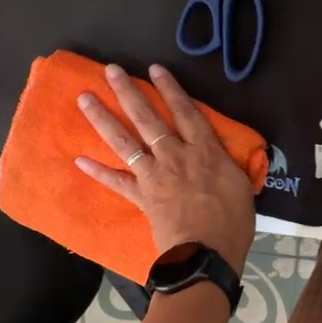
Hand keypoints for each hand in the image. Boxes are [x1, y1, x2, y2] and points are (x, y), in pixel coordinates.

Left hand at [75, 64, 255, 269]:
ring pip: (125, 142)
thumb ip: (229, 166)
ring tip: (85, 99)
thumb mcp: (242, 186)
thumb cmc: (233, 222)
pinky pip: (116, 182)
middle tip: (111, 71)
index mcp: (205, 152)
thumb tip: (225, 158)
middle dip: (129, 93)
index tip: (154, 69)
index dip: (170, 90)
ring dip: (103, 119)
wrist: (206, 253)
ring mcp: (154, 176)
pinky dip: (98, 171)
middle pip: (149, 119)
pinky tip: (79, 159)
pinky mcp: (142, 197)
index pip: (186, 113)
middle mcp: (175, 157)